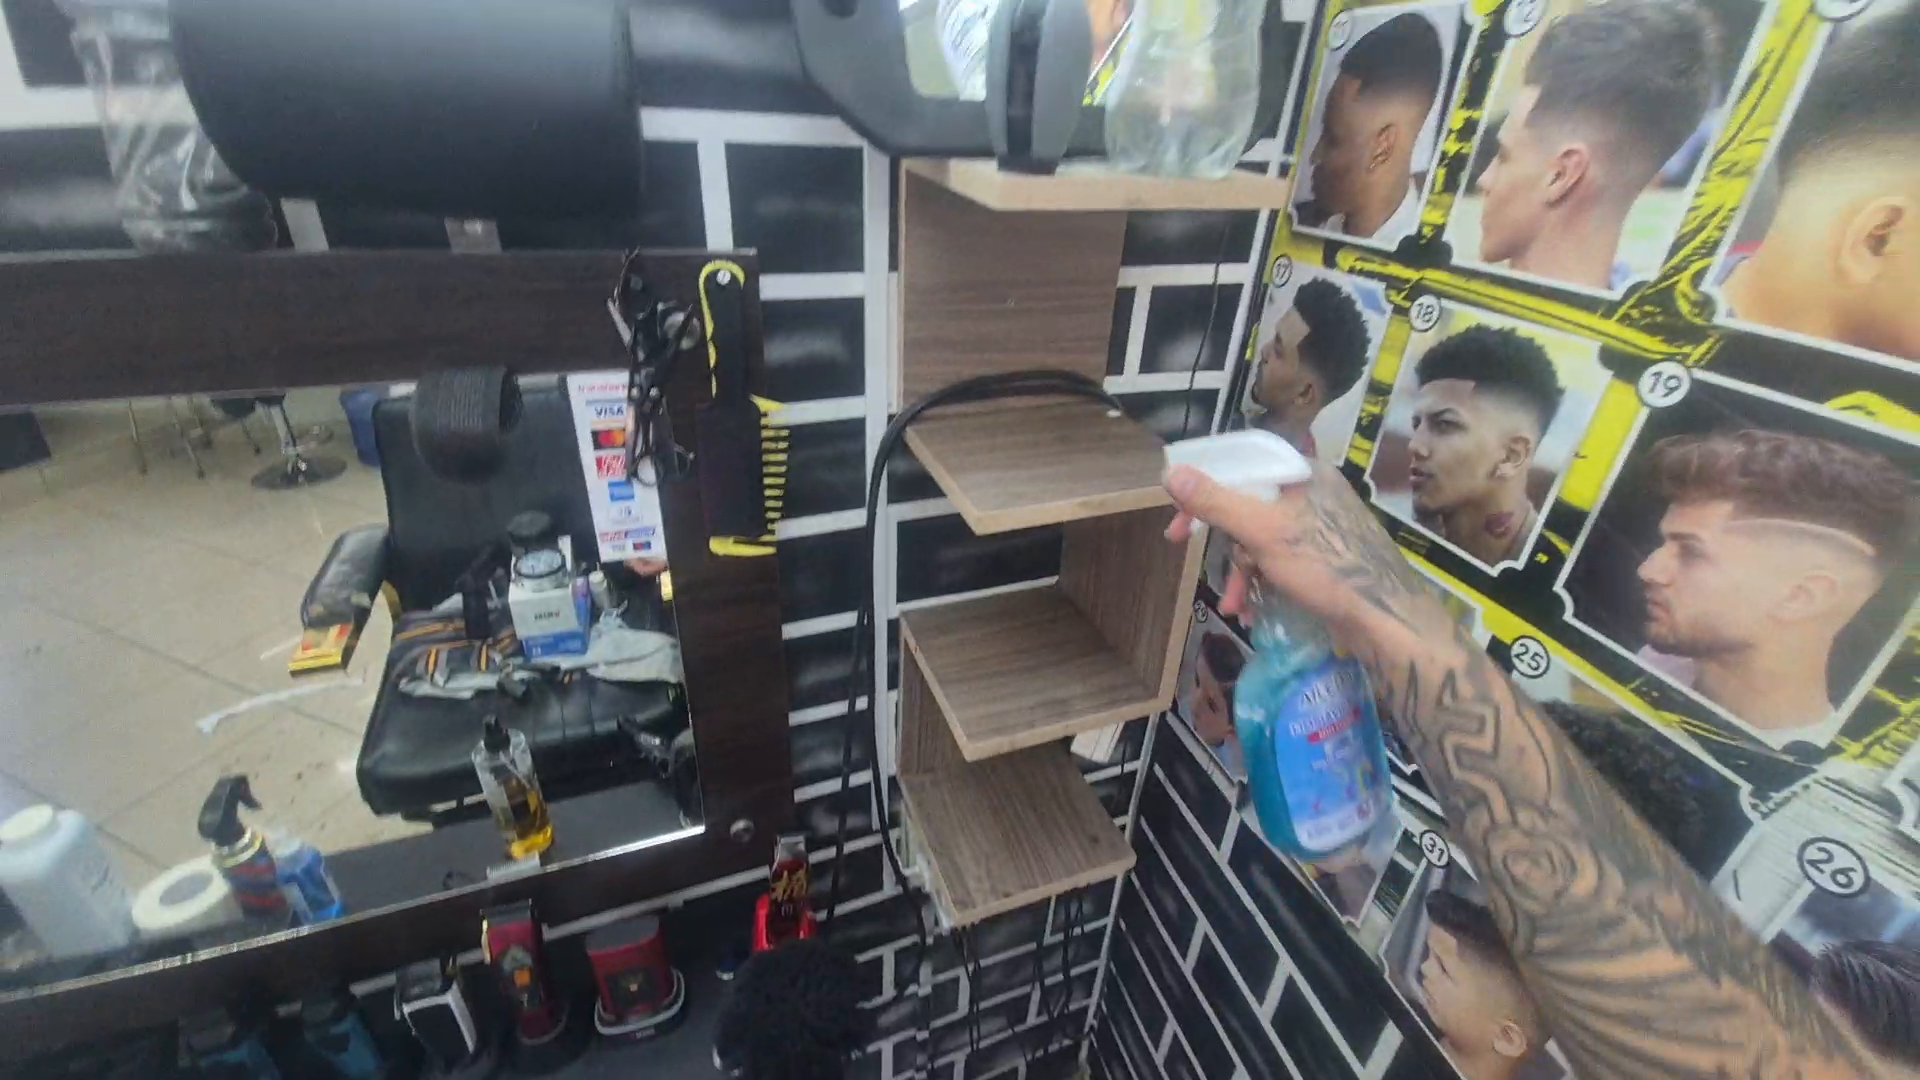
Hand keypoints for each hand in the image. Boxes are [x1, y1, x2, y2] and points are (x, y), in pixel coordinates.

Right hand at [1162, 463, 1434, 643]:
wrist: (1387, 620)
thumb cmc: (1327, 567)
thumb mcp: (1263, 532)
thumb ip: (1216, 502)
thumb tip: (1170, 474)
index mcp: (1302, 473)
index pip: (1241, 462)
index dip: (1202, 482)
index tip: (1176, 504)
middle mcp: (1310, 492)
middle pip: (1246, 500)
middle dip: (1218, 534)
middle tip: (1178, 541)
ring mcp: (1317, 524)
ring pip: (1258, 534)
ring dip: (1238, 568)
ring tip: (1232, 602)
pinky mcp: (1321, 555)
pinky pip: (1275, 556)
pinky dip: (1258, 579)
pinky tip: (1249, 607)